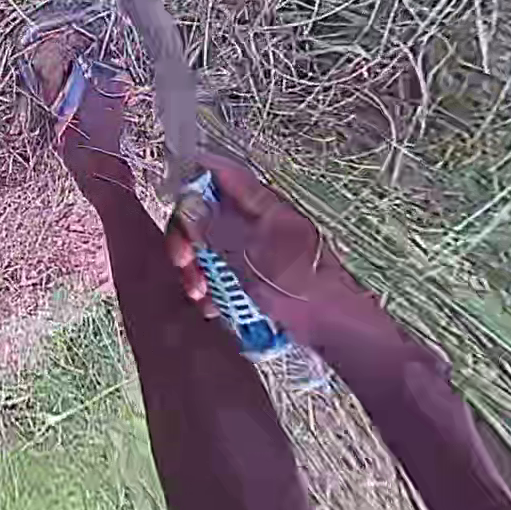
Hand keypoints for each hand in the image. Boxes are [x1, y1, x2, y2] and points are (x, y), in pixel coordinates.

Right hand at [164, 156, 390, 358]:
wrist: (340, 334)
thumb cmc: (299, 290)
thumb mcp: (251, 257)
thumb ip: (216, 228)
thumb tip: (186, 202)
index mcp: (264, 208)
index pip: (224, 176)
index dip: (194, 177)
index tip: (169, 194)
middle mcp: (260, 223)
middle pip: (209, 214)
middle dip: (188, 237)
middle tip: (180, 262)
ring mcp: (260, 249)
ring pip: (213, 245)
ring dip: (197, 266)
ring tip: (197, 294)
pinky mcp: (260, 275)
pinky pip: (225, 270)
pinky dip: (213, 284)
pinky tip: (210, 305)